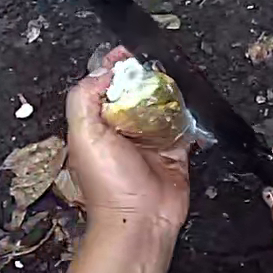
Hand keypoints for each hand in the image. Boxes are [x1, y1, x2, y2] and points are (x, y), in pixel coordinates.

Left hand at [66, 47, 191, 241]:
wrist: (142, 220)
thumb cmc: (109, 187)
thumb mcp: (83, 135)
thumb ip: (84, 99)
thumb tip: (101, 71)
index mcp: (97, 124)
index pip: (105, 85)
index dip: (115, 66)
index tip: (128, 53)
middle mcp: (123, 129)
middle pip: (136, 91)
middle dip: (146, 76)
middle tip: (155, 65)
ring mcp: (150, 140)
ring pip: (162, 104)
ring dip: (169, 92)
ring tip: (174, 80)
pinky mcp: (175, 150)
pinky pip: (185, 125)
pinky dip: (188, 115)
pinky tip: (189, 104)